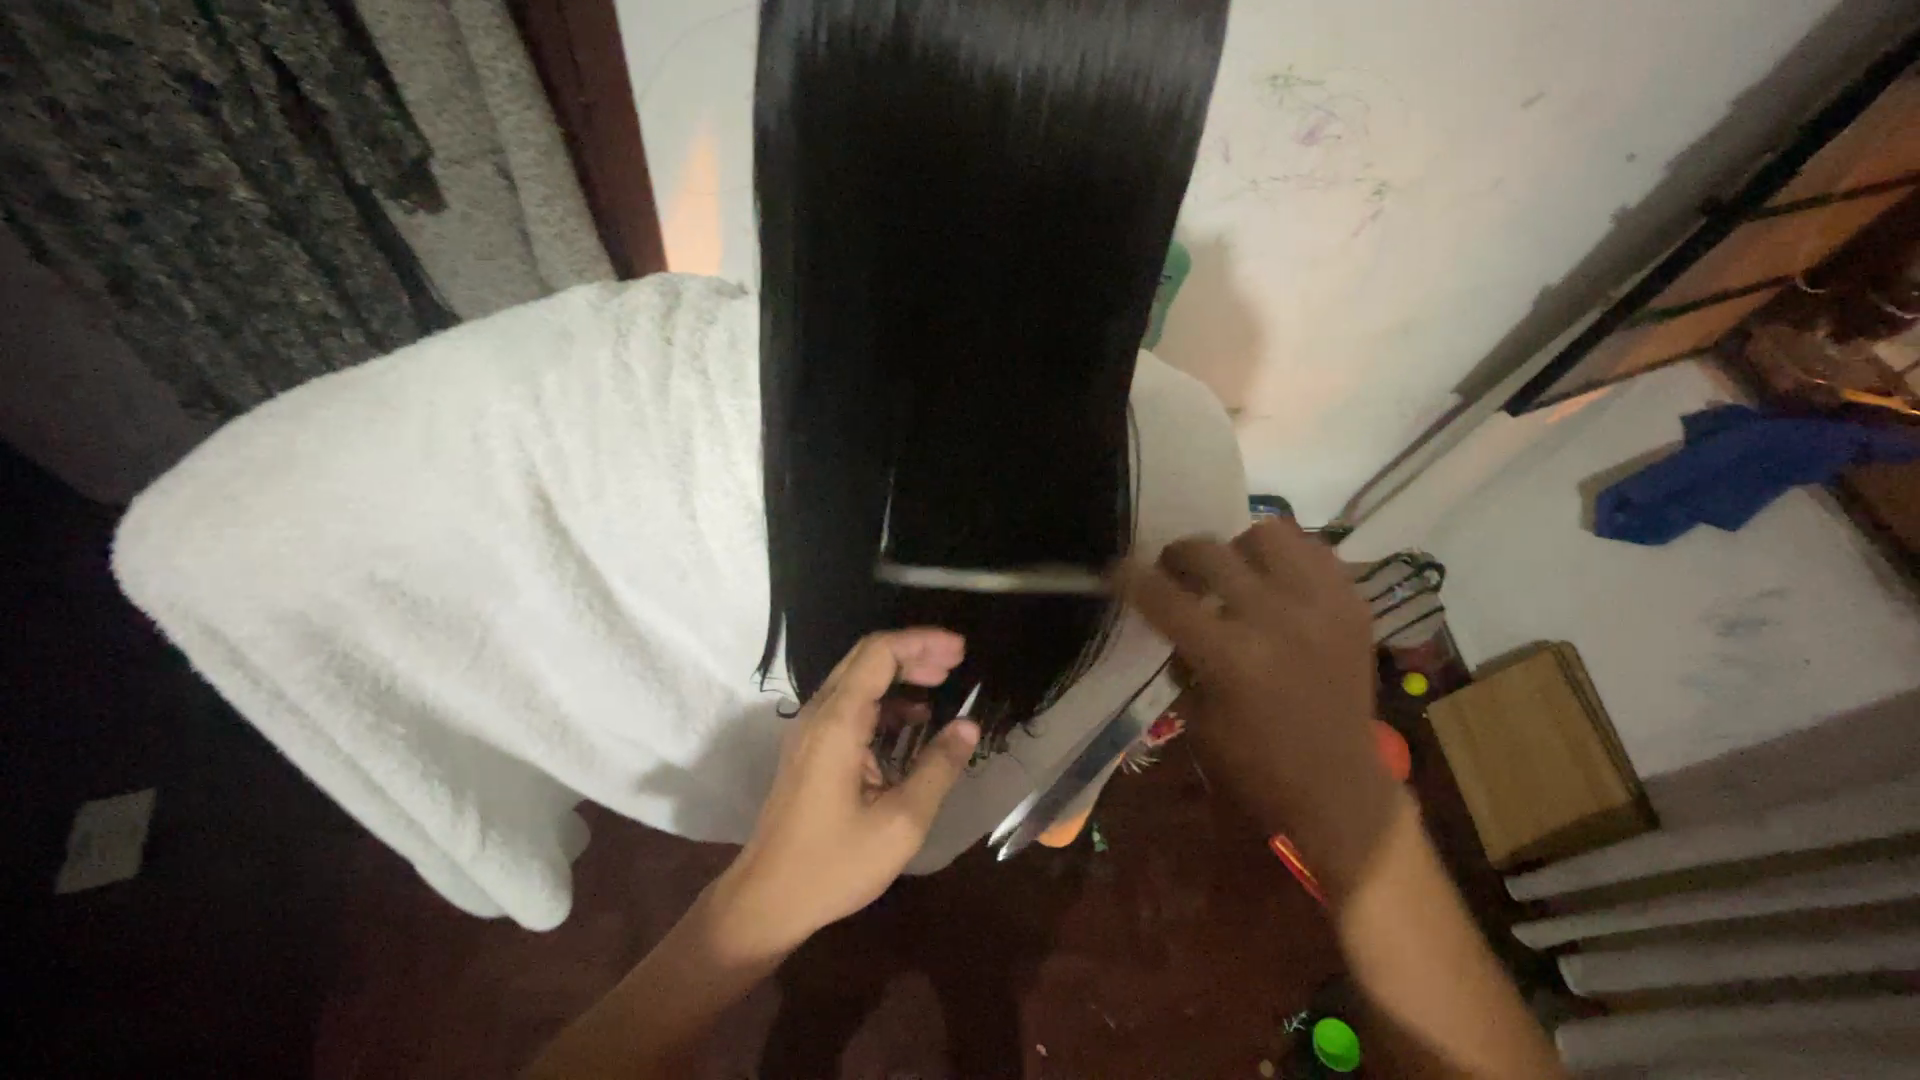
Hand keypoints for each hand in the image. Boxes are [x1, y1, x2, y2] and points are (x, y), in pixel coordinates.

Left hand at [709, 629, 979, 956]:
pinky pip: (848, 708)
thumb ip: (938, 767)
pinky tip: (912, 723)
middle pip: (866, 659)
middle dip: (914, 653)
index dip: (922, 642)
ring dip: (898, 677)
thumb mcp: (901, 822)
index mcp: (838, 723)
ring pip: (856, 681)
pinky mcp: (809, 751)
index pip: (878, 653)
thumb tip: (968, 725)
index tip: (961, 651)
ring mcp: (809, 733)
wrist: (767, 900)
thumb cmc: (834, 865)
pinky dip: (883, 704)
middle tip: (957, 663)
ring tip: (941, 687)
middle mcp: (818, 716)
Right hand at [1114, 517, 1401, 900]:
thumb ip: (1183, 656)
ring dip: (1237, 549)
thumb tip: (1174, 615)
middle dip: (1177, 557)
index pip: (1164, 597)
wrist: (1338, 789)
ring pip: (1266, 534)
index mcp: (1231, 657)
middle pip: (1209, 552)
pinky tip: (1274, 583)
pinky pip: (1313, 551)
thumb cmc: (1254, 766)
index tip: (1117, 568)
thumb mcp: (1196, 716)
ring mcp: (1321, 606)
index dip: (1130, 577)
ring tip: (1234, 574)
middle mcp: (1276, 619)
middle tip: (1173, 572)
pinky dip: (1285, 559)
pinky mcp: (1352, 604)